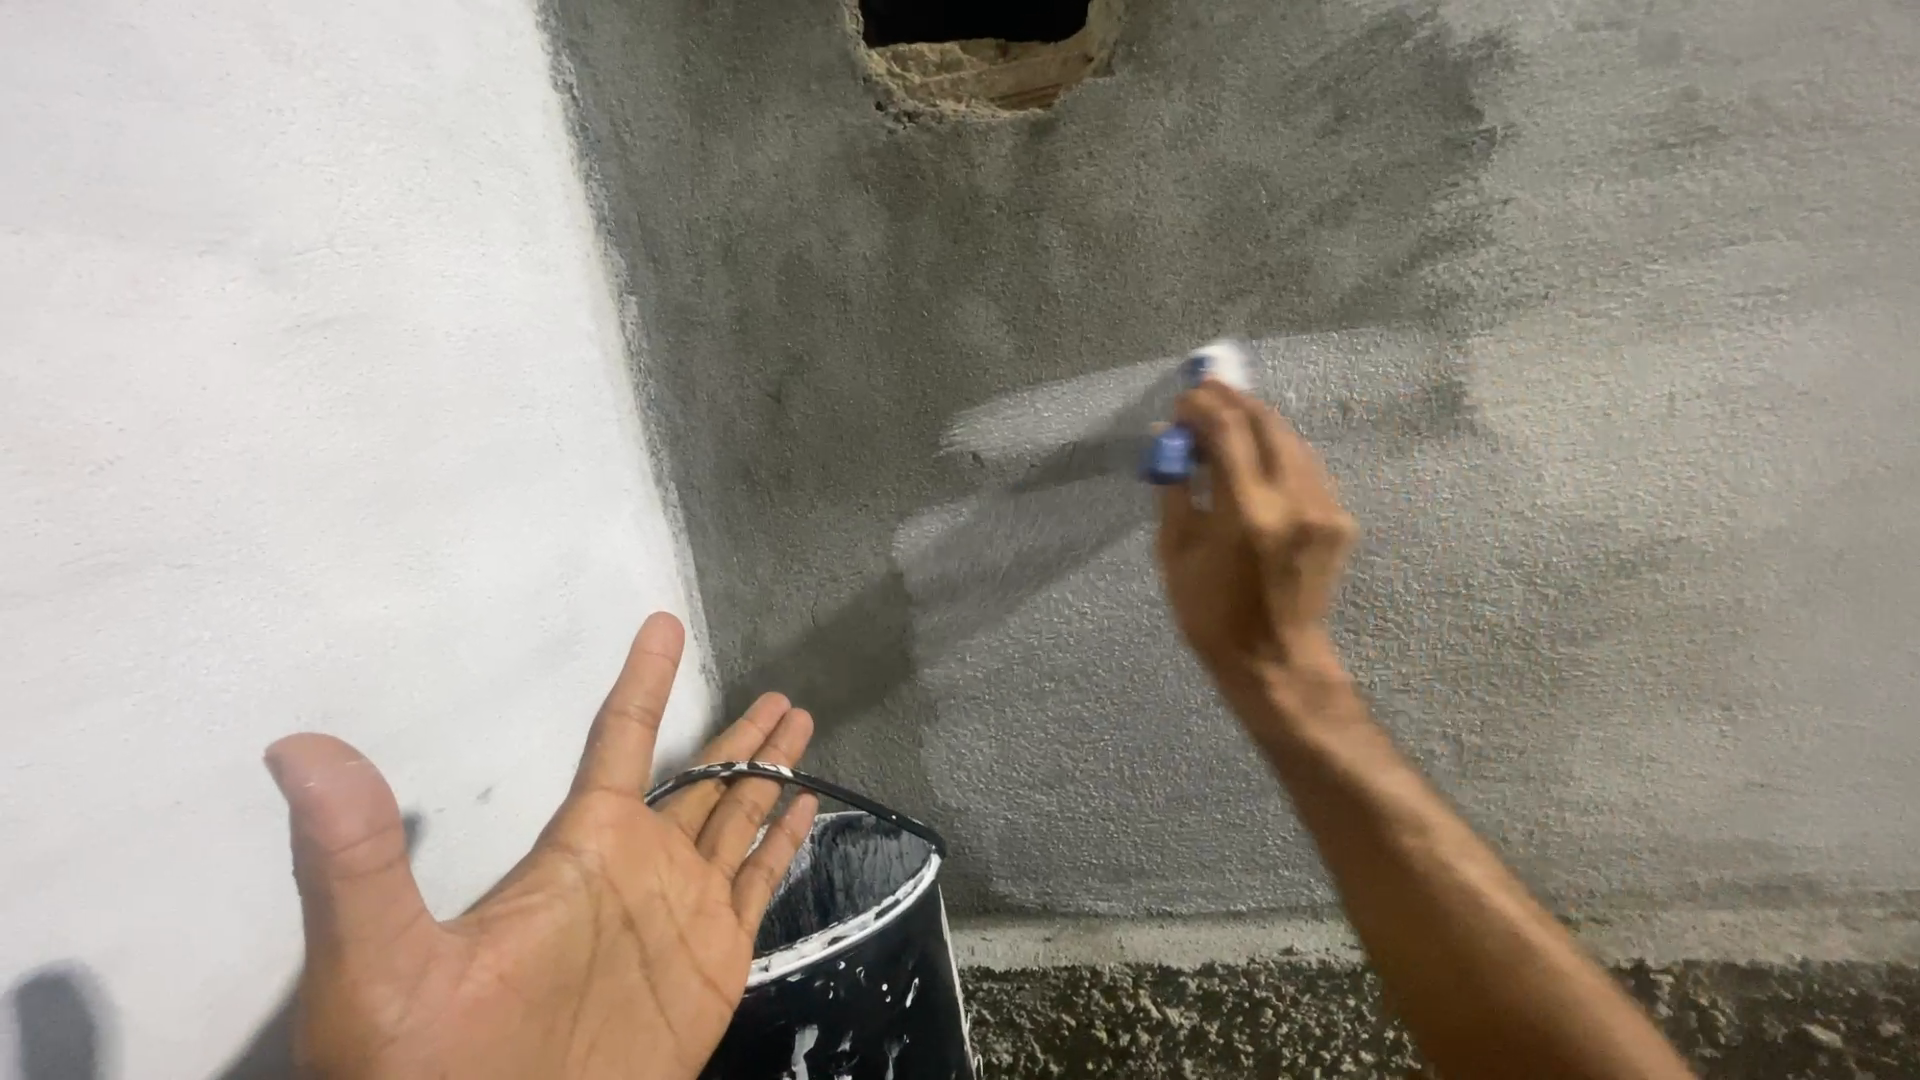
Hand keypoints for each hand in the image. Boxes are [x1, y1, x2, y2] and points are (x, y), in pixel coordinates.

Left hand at [264, 613, 817, 1079]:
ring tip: (799, 729)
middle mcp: (643, 862)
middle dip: (741, 735)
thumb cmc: (434, 1066)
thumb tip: (293, 746)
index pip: (623, 736)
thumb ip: (351, 856)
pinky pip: (761, 880)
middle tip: (778, 697)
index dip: (645, 680)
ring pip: (740, 817)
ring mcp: (685, 908)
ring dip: (771, 772)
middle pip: (704, 776)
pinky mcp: (717, 956)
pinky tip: (806, 808)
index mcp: (584, 844)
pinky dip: (785, 841)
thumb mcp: (376, 963)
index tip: (663, 625)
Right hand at [1155, 382, 1358, 692]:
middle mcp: (1292, 500)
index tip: (1183, 400)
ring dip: (1259, 421)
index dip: (1203, 405)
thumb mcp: (1174, 553)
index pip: (1228, 430)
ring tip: (1229, 417)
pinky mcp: (1339, 519)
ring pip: (1293, 440)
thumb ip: (1174, 489)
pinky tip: (1259, 454)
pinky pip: (1308, 466)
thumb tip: (1170, 439)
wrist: (1274, 657)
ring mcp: (1323, 508)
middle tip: (1206, 392)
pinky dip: (1280, 450)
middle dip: (1234, 400)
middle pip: (1267, 423)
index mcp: (1245, 512)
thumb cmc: (1209, 612)